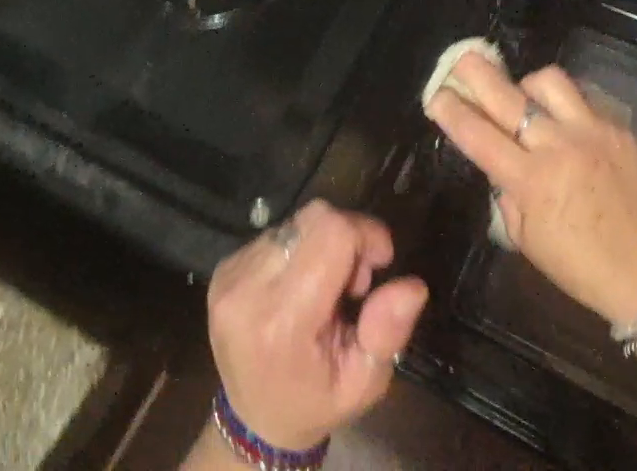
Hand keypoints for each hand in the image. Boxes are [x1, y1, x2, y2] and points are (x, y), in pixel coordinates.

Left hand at [205, 200, 428, 451]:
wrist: (254, 419)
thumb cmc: (316, 401)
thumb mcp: (364, 383)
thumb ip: (386, 333)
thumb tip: (413, 286)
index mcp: (283, 321)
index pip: (330, 233)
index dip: (366, 234)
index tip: (379, 265)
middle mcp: (249, 289)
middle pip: (314, 217)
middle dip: (347, 237)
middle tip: (352, 283)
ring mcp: (231, 275)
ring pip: (296, 222)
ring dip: (321, 245)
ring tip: (323, 289)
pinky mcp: (224, 268)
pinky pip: (276, 234)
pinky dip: (298, 251)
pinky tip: (299, 286)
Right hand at [425, 55, 636, 326]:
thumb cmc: (575, 263)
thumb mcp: (523, 235)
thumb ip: (505, 190)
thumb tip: (496, 158)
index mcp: (531, 181)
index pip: (479, 135)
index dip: (452, 111)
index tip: (437, 95)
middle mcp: (559, 147)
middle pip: (508, 97)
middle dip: (478, 75)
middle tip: (463, 61)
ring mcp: (593, 132)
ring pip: (550, 82)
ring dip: (527, 84)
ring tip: (523, 95)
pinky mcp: (619, 129)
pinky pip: (584, 98)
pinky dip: (564, 103)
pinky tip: (561, 117)